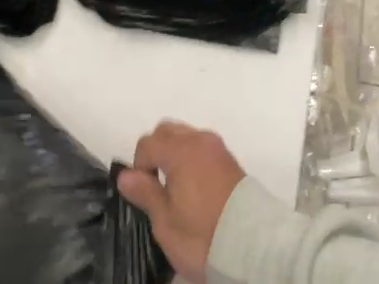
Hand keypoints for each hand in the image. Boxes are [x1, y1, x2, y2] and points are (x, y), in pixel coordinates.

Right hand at [117, 121, 247, 282]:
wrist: (252, 246)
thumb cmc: (202, 235)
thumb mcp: (166, 221)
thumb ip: (145, 193)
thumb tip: (125, 174)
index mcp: (181, 150)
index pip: (148, 143)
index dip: (139, 165)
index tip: (143, 193)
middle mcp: (200, 140)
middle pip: (167, 130)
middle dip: (155, 151)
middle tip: (156, 185)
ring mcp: (218, 148)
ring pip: (186, 136)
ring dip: (174, 152)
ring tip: (174, 187)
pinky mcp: (230, 159)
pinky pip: (201, 147)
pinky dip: (191, 157)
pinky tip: (192, 186)